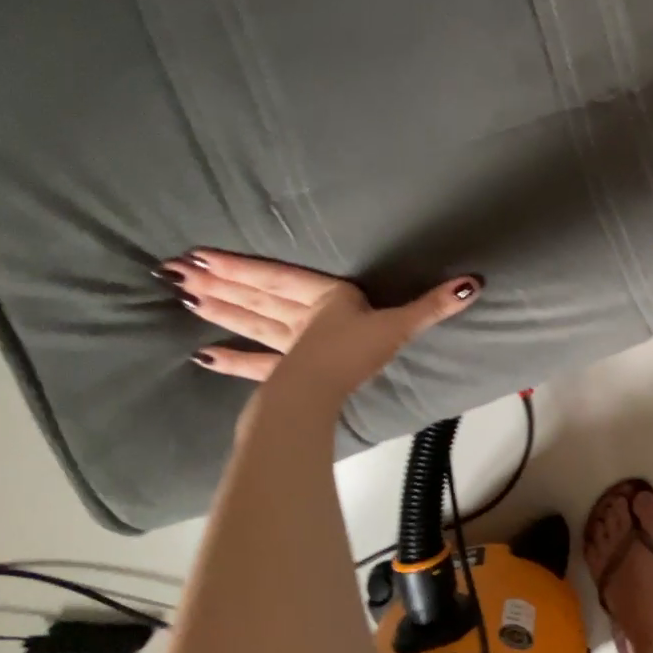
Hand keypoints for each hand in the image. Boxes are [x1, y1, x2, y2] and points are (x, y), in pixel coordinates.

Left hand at [153, 250, 482, 401]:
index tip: (201, 255)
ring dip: (218, 311)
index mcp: (325, 300)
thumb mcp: (401, 325)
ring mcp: (286, 350)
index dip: (242, 266)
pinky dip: (229, 362)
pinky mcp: (281, 378)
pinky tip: (202, 358)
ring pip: (248, 324)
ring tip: (185, 297)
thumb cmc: (356, 354)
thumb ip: (435, 304)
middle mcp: (300, 319)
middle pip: (255, 297)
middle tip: (177, 270)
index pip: (279, 278)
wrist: (320, 398)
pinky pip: (252, 366)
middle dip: (220, 282)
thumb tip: (475, 282)